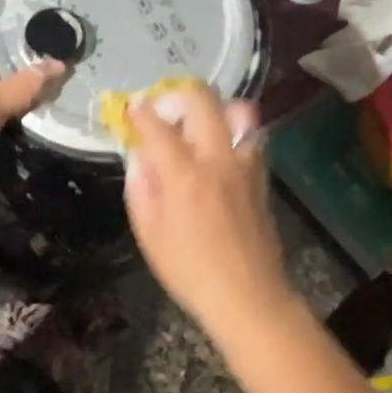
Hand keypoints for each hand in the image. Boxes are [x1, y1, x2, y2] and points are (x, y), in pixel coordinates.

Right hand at [123, 86, 295, 333]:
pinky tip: (216, 153)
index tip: (129, 109)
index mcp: (184, 175)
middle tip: (161, 113)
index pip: (157, 125)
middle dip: (175, 97)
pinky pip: (250, 135)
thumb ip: (141, 186)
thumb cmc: (189, 271)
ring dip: (211, 110)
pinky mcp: (262, 176)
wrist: (247, 295)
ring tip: (195, 128)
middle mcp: (219, 159)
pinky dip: (231, 131)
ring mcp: (247, 164)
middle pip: (202, 100)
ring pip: (237, 110)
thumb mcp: (149, 233)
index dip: (138, 112)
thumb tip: (139, 156)